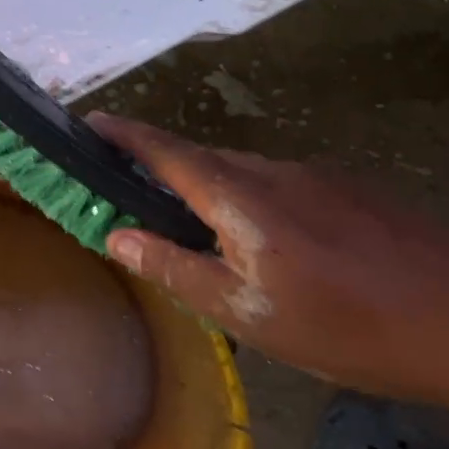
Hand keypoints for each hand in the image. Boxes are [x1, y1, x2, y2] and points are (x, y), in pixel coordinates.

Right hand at [91, 113, 448, 409]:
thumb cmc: (354, 326)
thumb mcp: (251, 314)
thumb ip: (176, 269)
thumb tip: (117, 236)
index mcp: (237, 196)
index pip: (162, 149)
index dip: (121, 134)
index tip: (86, 122)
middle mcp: (273, 172)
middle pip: (202, 159)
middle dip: (164, 169)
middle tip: (141, 198)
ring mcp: (323, 180)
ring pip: (246, 174)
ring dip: (216, 190)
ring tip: (213, 233)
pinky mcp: (362, 195)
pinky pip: (288, 186)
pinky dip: (260, 202)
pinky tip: (284, 246)